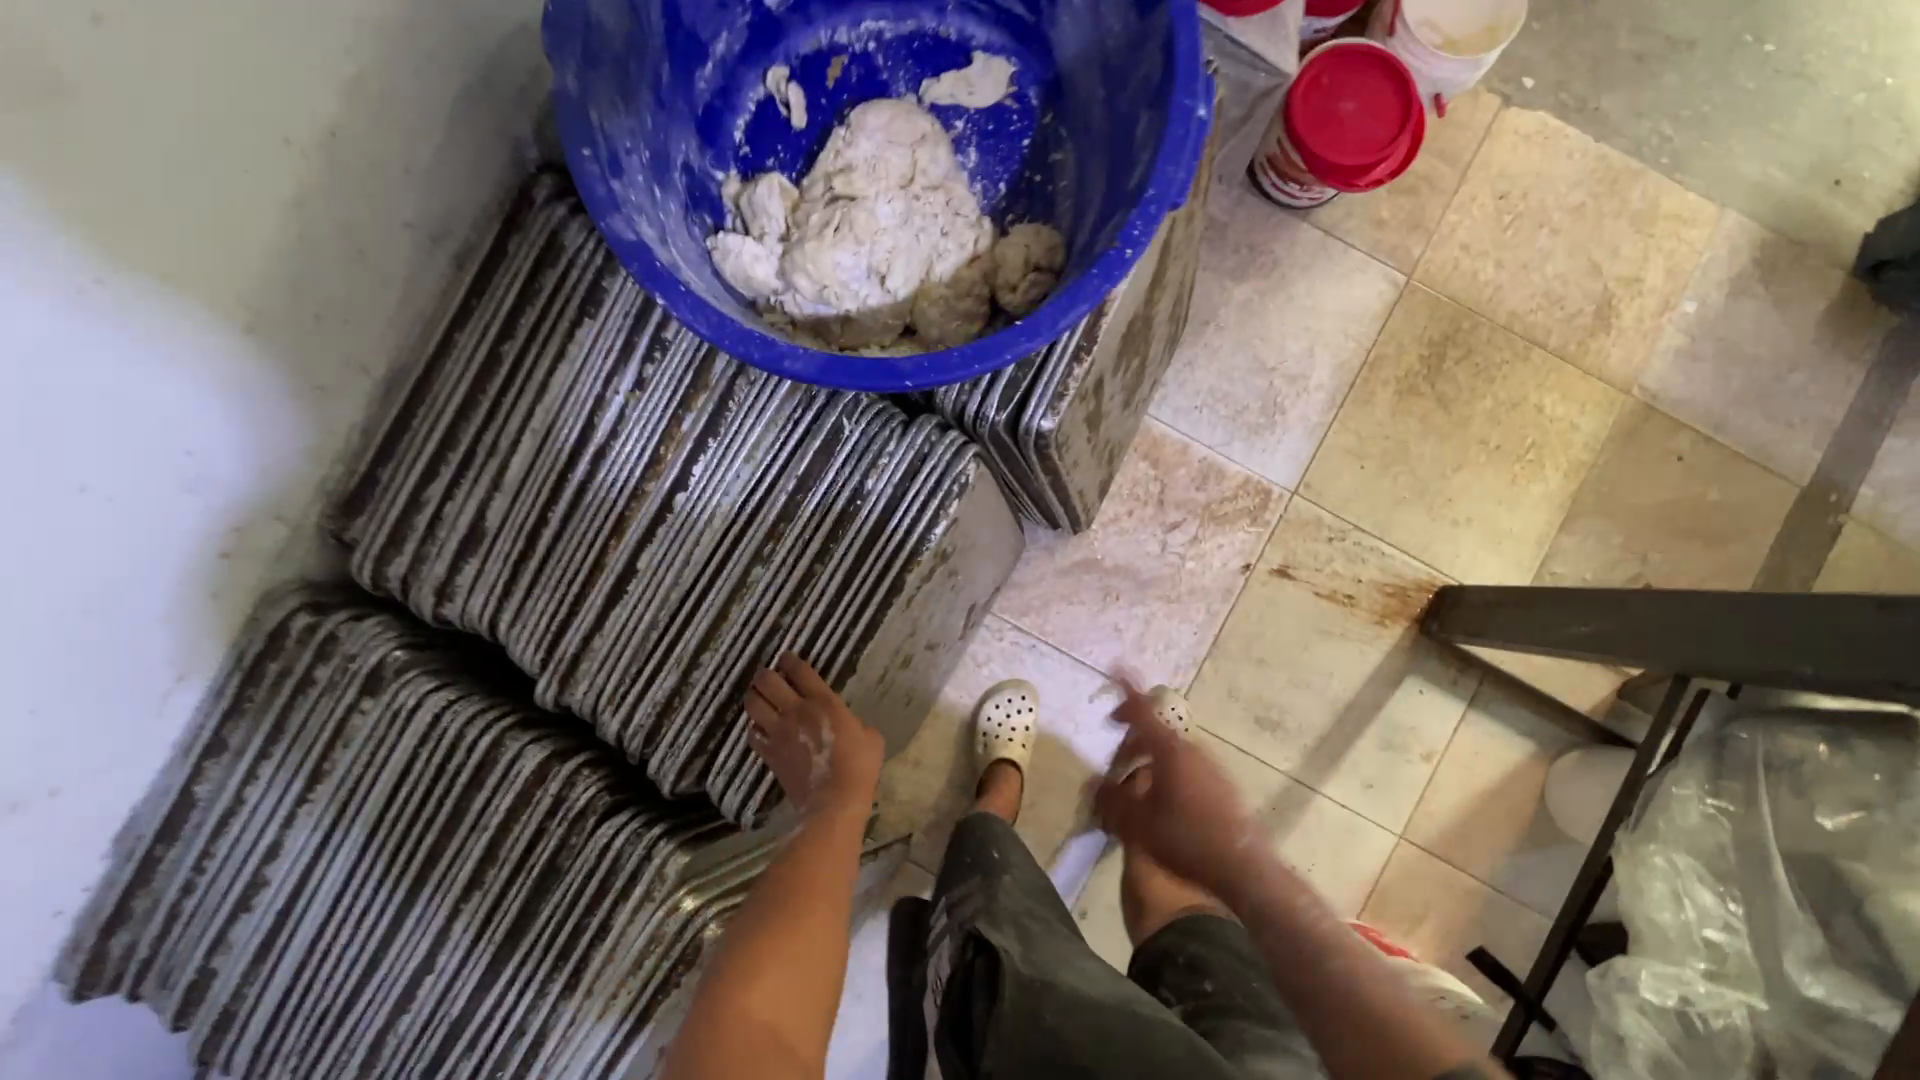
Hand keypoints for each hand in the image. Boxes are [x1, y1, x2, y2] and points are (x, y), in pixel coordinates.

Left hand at [744, 654, 884, 816]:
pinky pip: (752, 732)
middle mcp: (795, 710)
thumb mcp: (871, 736)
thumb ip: (856, 723)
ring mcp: (778, 732)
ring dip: (754, 695)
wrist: (834, 801)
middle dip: (765, 674)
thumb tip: (848, 724)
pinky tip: (759, 727)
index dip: (790, 660)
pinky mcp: (769, 753)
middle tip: (768, 675)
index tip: (786, 657)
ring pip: (753, 703)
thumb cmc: (859, 767)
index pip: (799, 671)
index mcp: (823, 701)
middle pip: (768, 681)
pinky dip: (753, 726)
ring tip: (758, 695)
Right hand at [1092, 679, 1265, 902]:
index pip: (1143, 712)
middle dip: (1132, 742)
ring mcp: (1211, 767)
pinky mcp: (1221, 785)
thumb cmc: (1185, 839)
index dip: (1126, 693)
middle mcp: (1192, 751)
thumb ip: (1112, 799)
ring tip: (1135, 789)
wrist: (1242, 867)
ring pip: (1171, 753)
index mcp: (1170, 752)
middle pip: (1156, 733)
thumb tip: (1096, 781)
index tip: (1115, 672)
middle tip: (1115, 764)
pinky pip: (1186, 768)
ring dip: (1149, 761)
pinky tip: (1161, 804)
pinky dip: (1167, 773)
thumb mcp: (1137, 823)